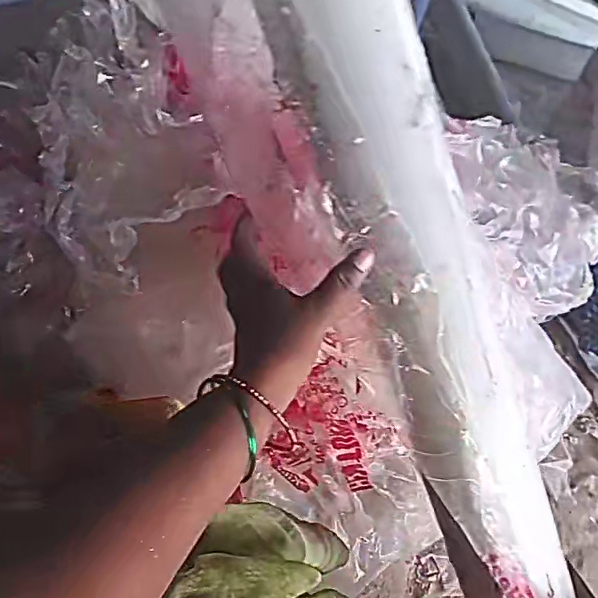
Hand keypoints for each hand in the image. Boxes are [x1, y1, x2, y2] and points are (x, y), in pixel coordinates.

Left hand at [218, 212, 373, 414]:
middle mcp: (240, 292)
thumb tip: (365, 253)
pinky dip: (251, 287)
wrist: (260, 389)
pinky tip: (269, 294)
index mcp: (252, 279)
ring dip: (244, 265)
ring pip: (235, 280)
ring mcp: (240, 313)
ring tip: (261, 257)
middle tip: (253, 231)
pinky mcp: (245, 330)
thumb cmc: (284, 346)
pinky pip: (243, 298)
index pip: (242, 241)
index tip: (251, 207)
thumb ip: (340, 283)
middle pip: (231, 260)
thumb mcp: (317, 312)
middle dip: (240, 243)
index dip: (244, 223)